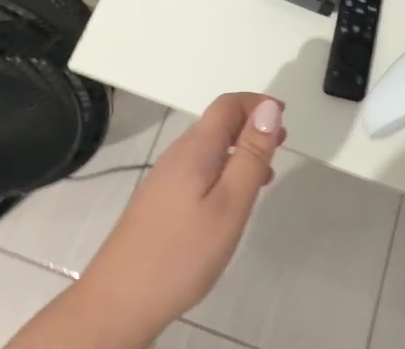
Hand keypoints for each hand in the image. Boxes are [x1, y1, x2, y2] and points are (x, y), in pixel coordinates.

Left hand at [74, 93, 285, 339]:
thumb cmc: (182, 252)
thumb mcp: (229, 204)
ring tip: (265, 176)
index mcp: (195, 148)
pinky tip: (231, 202)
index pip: (227, 105)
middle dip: (252, 125)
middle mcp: (178, 154)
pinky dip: (224, 171)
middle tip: (282, 144)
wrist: (118, 300)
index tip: (285, 117)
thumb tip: (269, 108)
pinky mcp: (160, 201)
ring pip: (209, 149)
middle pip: (217, 123)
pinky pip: (199, 170)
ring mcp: (165, 178)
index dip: (257, 103)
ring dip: (240, 150)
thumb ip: (250, 155)